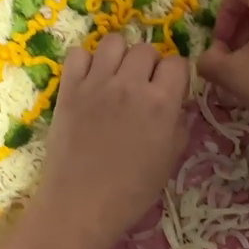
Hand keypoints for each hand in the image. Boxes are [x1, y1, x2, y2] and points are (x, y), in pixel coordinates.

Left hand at [29, 34, 187, 248]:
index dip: (176, 77)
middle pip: (146, 49)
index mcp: (161, 103)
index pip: (178, 63)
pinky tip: (90, 82)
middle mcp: (130, 85)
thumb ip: (179, 126)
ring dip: (120, 56)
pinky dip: (86, 62)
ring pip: (114, 42)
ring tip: (116, 78)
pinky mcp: (68, 89)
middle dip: (149, 65)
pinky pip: (78, 54)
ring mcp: (96, 83)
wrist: (81, 206)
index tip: (169, 93)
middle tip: (142, 88)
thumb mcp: (169, 162)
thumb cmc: (131, 192)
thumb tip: (180, 107)